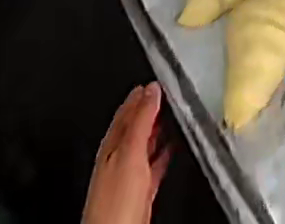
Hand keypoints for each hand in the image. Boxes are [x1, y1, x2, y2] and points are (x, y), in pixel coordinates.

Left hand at [83, 83, 172, 223]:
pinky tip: (172, 148)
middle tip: (166, 94)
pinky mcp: (142, 193)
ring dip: (158, 130)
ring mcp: (129, 177)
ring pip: (145, 145)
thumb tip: (151, 89)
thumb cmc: (115, 203)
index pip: (126, 112)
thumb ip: (142, 120)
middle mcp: (118, 159)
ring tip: (173, 115)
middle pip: (136, 127)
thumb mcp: (130, 152)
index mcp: (111, 146)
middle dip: (149, 110)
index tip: (155, 81)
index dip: (139, 96)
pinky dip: (164, 153)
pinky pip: (154, 165)